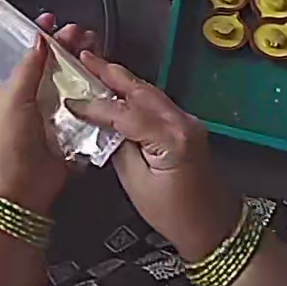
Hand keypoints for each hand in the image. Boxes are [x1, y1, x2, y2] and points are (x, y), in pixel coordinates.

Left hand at [0, 16, 99, 214]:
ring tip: (94, 50)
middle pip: (51, 66)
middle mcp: (31, 99)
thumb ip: (26, 69)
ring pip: (69, 83)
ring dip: (81, 66)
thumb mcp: (12, 100)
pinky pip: (83, 109)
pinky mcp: (69, 132)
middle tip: (81, 34)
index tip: (51, 20)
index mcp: (10, 89)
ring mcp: (51, 115)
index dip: (37, 36)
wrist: (19, 193)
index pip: (25, 55)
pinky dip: (93, 94)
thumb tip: (36, 39)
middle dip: (65, 47)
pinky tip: (103, 81)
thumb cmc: (6, 146)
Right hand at [65, 51, 240, 260]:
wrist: (215, 228)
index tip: (72, 101)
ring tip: (94, 66)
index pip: (125, 112)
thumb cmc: (175, 215)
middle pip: (140, 90)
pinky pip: (156, 101)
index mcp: (170, 139)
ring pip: (149, 91)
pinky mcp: (186, 125)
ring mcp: (187, 121)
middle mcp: (182, 122)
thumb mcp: (136, 184)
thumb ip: (116, 148)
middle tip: (84, 57)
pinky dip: (134, 92)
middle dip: (110, 72)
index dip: (95, 106)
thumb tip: (99, 126)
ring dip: (121, 79)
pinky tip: (117, 89)